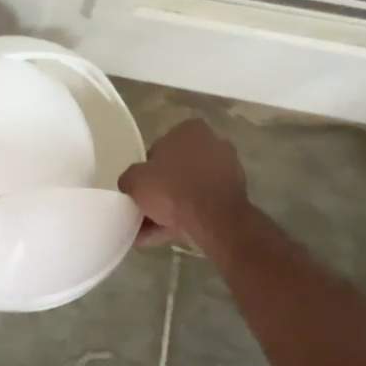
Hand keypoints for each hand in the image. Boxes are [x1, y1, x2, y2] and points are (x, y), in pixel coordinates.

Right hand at [118, 119, 252, 246]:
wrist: (214, 220)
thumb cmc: (172, 189)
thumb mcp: (134, 180)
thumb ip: (130, 178)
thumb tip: (131, 184)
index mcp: (190, 129)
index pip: (160, 147)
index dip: (147, 169)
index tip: (141, 187)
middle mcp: (213, 143)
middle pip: (177, 169)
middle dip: (162, 189)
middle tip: (144, 208)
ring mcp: (228, 170)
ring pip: (190, 189)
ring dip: (172, 207)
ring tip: (150, 231)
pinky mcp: (235, 195)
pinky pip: (203, 205)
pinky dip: (186, 217)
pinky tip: (165, 235)